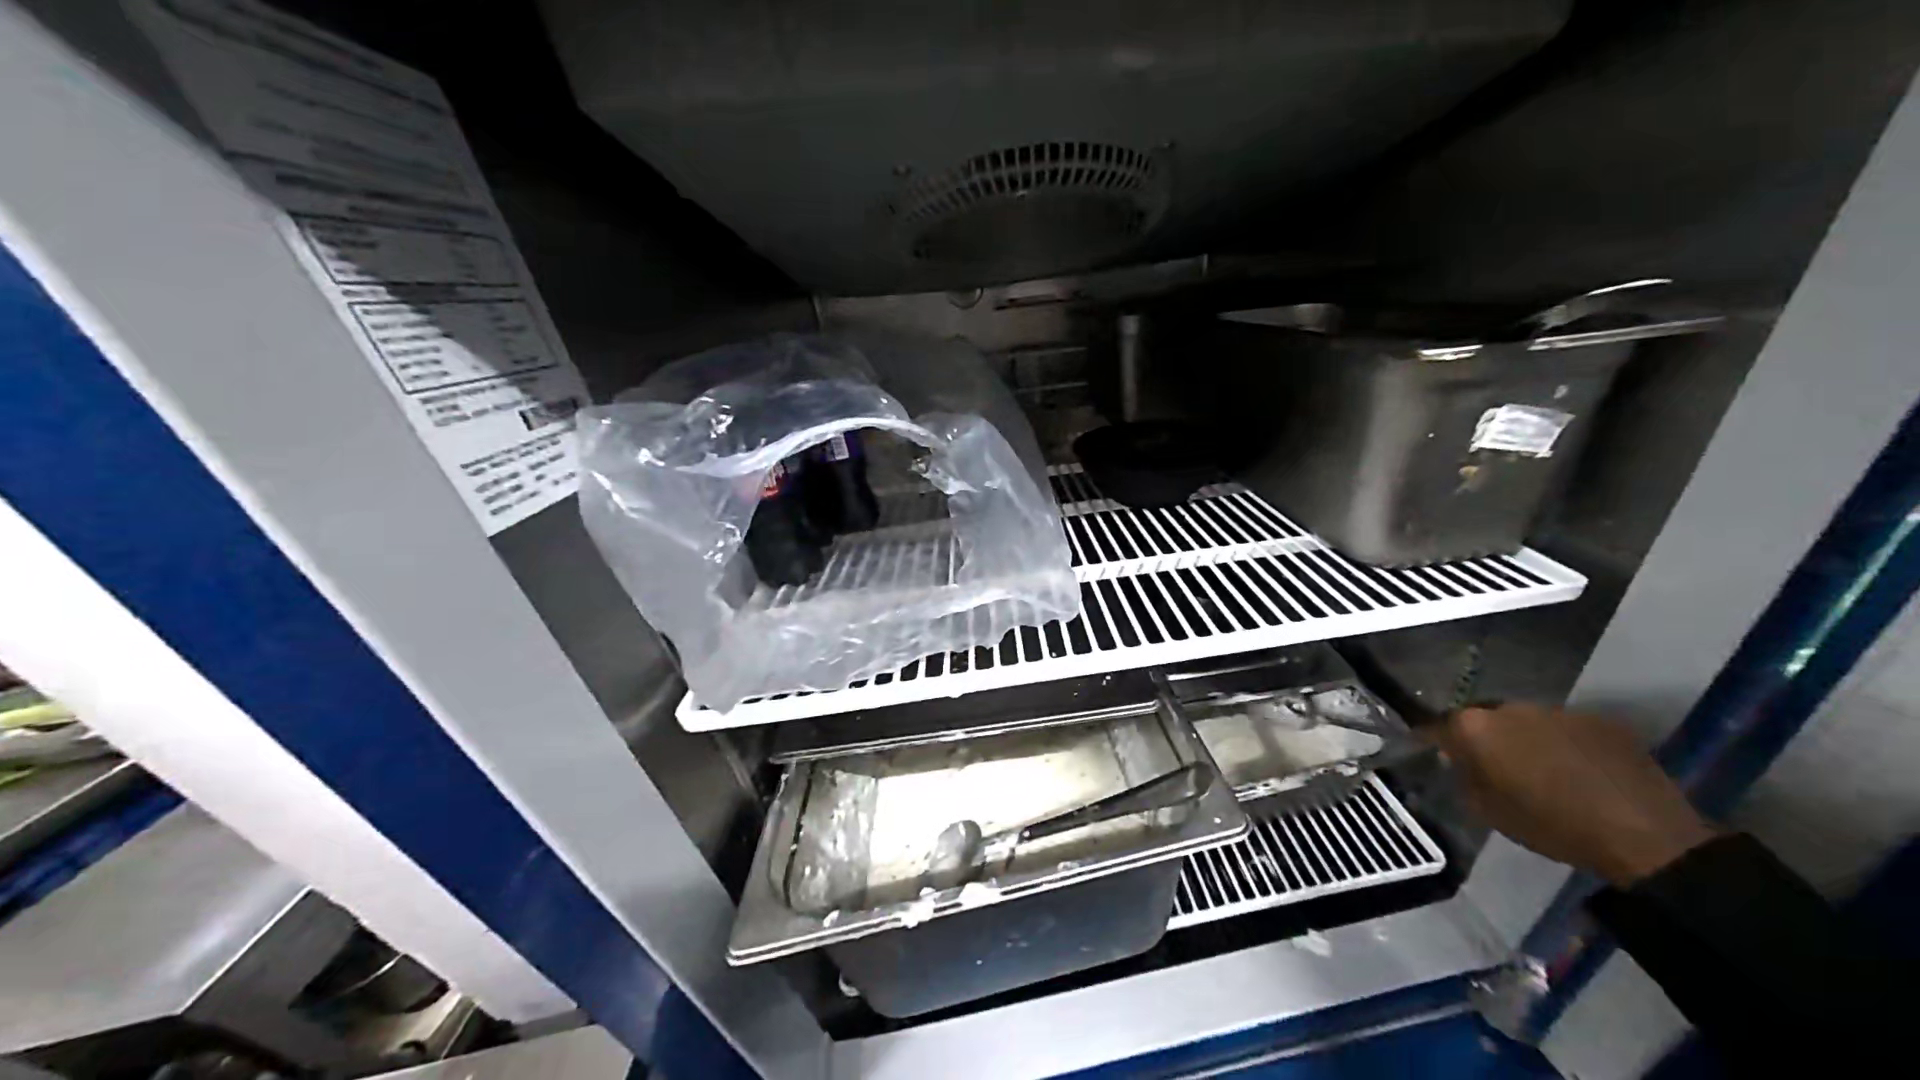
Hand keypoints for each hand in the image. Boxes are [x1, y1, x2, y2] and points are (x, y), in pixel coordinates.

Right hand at [1432, 703, 1718, 886]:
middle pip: (1486, 719)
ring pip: (1528, 722)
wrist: (1644, 836)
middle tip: (1496, 765)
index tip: (1439, 754)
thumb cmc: (1551, 826)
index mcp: (1475, 728)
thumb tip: (1459, 760)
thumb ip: (1464, 778)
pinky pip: (1569, 729)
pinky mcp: (1601, 720)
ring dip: (1527, 738)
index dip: (1436, 741)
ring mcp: (1559, 710)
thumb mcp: (1488, 812)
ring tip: (1543, 769)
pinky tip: (1581, 770)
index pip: (1439, 726)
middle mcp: (1510, 708)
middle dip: (1486, 737)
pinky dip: (1566, 744)